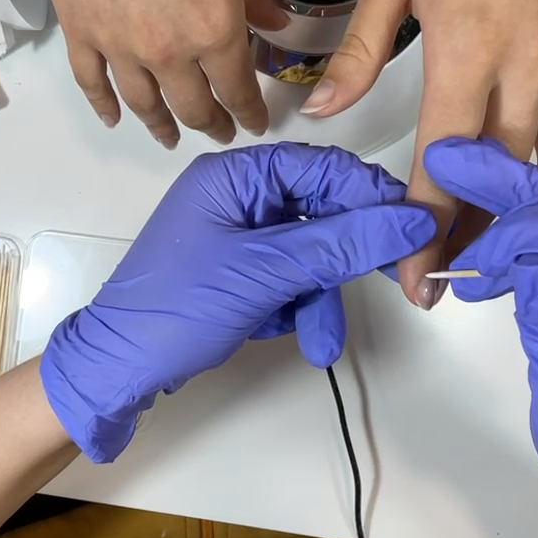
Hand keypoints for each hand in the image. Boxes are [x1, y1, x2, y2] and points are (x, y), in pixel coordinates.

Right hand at [1, 0, 287, 147]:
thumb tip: (273, 24)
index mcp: (214, 30)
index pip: (237, 89)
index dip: (249, 113)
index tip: (254, 124)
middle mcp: (167, 52)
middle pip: (193, 106)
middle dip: (212, 125)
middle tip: (220, 132)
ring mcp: (118, 47)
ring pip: (143, 104)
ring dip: (162, 126)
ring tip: (171, 138)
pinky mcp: (79, 31)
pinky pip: (93, 83)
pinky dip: (104, 106)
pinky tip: (114, 119)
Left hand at [43, 143, 434, 460]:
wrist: (119, 369)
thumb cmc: (179, 308)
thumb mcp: (265, 272)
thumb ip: (340, 244)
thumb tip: (414, 221)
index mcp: (234, 176)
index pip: (321, 169)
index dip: (371, 198)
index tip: (417, 231)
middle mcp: (237, 197)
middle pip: (319, 214)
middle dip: (345, 260)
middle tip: (398, 282)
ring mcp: (237, 236)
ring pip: (308, 255)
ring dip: (320, 298)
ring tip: (322, 342)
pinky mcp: (238, 272)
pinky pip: (288, 279)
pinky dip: (297, 309)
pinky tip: (293, 336)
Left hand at [307, 0, 537, 306]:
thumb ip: (359, 49)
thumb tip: (322, 109)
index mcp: (467, 50)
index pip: (442, 160)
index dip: (425, 223)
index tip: (413, 273)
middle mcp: (532, 66)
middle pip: (502, 177)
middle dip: (477, 238)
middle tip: (453, 286)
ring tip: (516, 268)